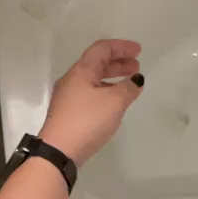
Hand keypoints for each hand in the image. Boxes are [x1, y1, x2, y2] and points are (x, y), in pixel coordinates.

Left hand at [39, 39, 143, 164]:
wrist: (59, 151)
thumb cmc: (87, 121)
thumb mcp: (114, 102)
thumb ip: (128, 88)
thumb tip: (136, 80)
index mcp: (81, 71)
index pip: (102, 49)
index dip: (121, 47)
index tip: (138, 51)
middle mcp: (72, 80)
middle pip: (96, 64)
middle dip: (118, 63)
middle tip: (136, 67)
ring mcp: (68, 98)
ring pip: (93, 80)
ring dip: (112, 79)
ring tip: (128, 86)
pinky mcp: (68, 114)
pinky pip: (90, 95)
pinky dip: (105, 92)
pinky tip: (113, 104)